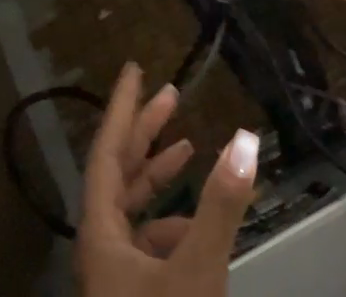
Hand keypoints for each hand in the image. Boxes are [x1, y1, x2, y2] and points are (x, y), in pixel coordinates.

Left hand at [76, 63, 259, 296]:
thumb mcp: (195, 266)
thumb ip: (219, 205)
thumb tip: (245, 138)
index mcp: (100, 232)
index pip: (106, 153)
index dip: (121, 109)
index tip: (134, 70)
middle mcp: (100, 245)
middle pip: (118, 174)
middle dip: (145, 131)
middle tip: (172, 94)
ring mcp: (114, 272)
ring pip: (132, 209)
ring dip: (158, 175)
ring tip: (189, 149)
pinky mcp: (131, 293)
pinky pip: (146, 242)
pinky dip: (172, 220)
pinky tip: (199, 224)